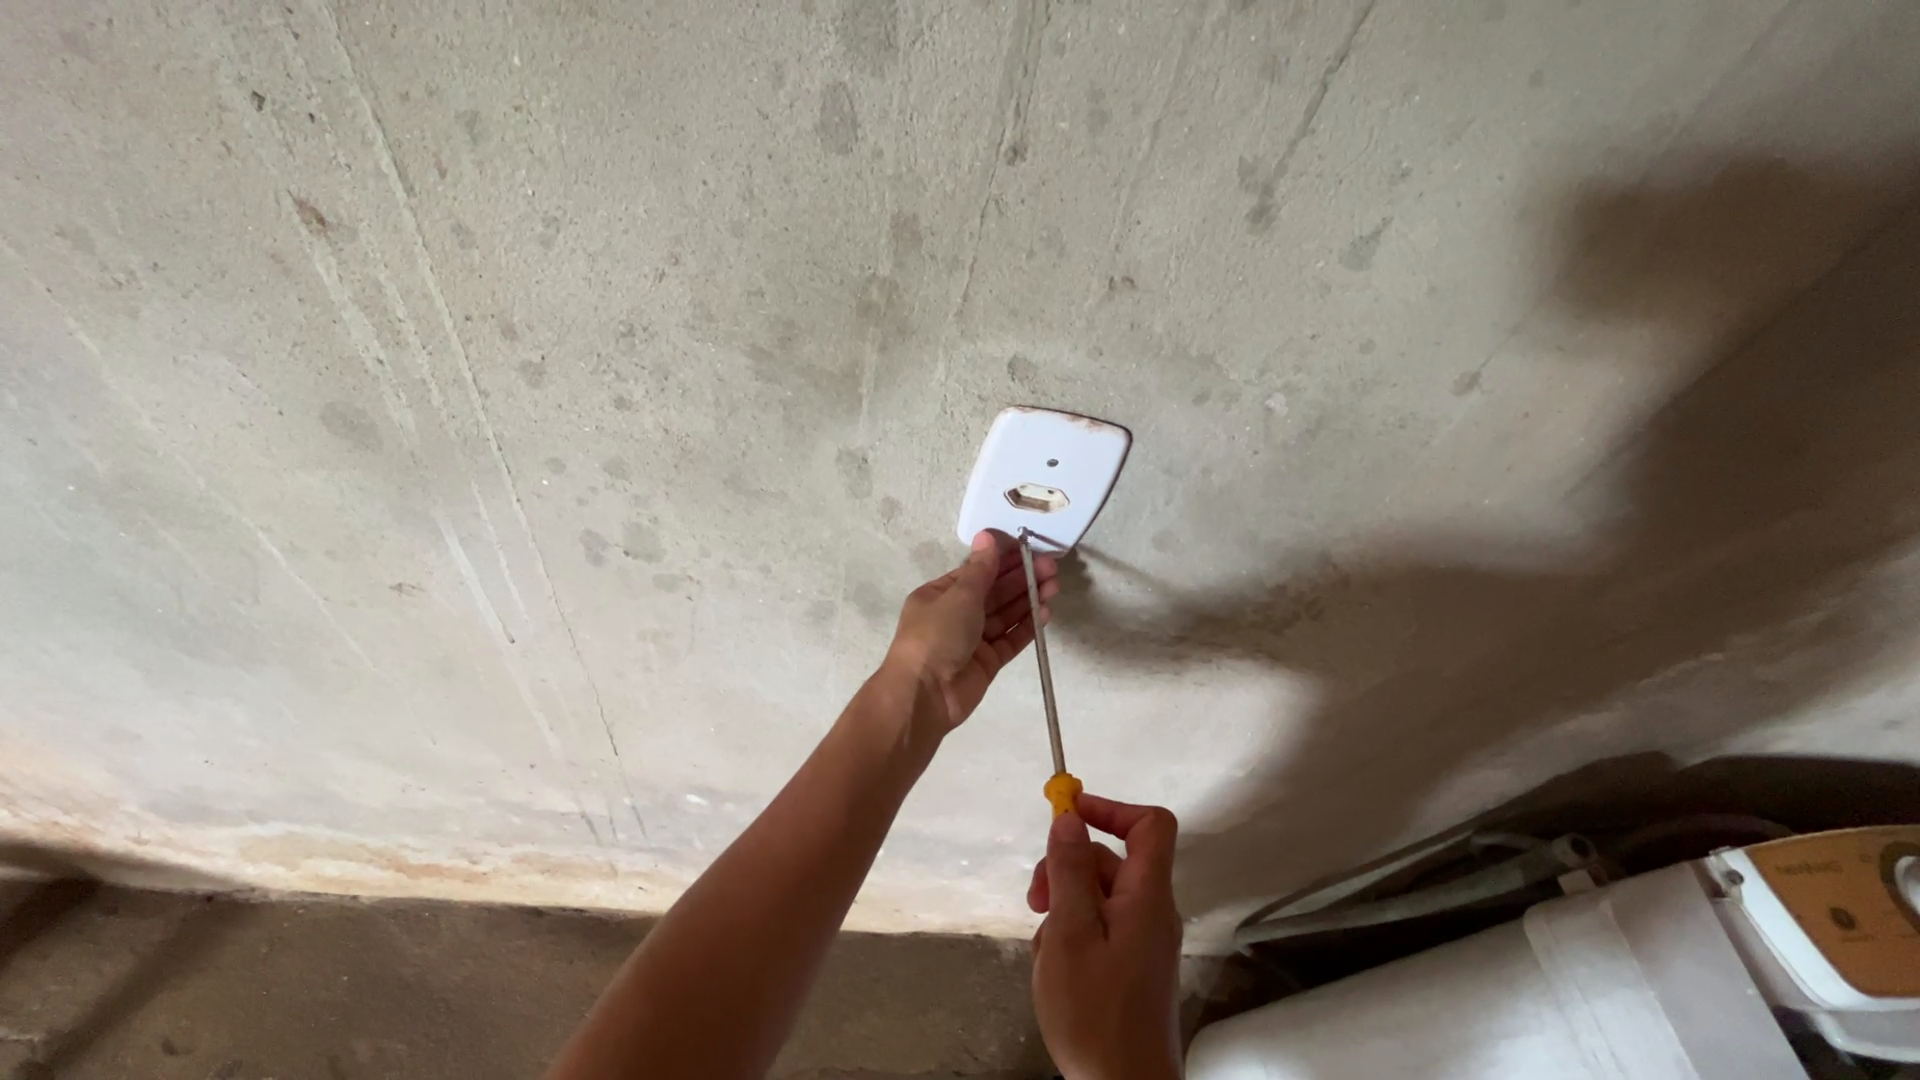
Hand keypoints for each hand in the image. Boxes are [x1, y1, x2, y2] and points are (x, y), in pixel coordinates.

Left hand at [884, 530, 1057, 731]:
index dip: (1002, 560)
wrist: (925, 695)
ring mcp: (972, 641)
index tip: (1029, 549)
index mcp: (939, 595)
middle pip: (994, 593)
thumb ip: (980, 569)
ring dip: (1029, 599)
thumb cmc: (936, 635)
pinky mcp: (987, 663)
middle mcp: (955, 616)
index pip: (975, 572)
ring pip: (1005, 615)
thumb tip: (988, 535)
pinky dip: (1027, 626)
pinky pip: (1010, 639)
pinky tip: (1046, 611)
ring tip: (1054, 585)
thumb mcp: (958, 595)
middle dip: (1021, 578)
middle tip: (1051, 567)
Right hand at [1027, 795, 1183, 1079]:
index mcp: (1148, 896)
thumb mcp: (1070, 933)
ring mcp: (1142, 941)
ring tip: (1044, 945)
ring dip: (1064, 906)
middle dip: (1067, 867)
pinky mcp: (1131, 967)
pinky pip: (1100, 928)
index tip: (1068, 813)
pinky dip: (1073, 934)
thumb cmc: (1095, 1011)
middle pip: (1112, 860)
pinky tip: (1054, 966)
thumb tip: (1068, 817)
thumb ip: (1069, 871)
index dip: (1111, 808)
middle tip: (1035, 900)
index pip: (1150, 825)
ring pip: (1099, 896)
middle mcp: (1152, 912)